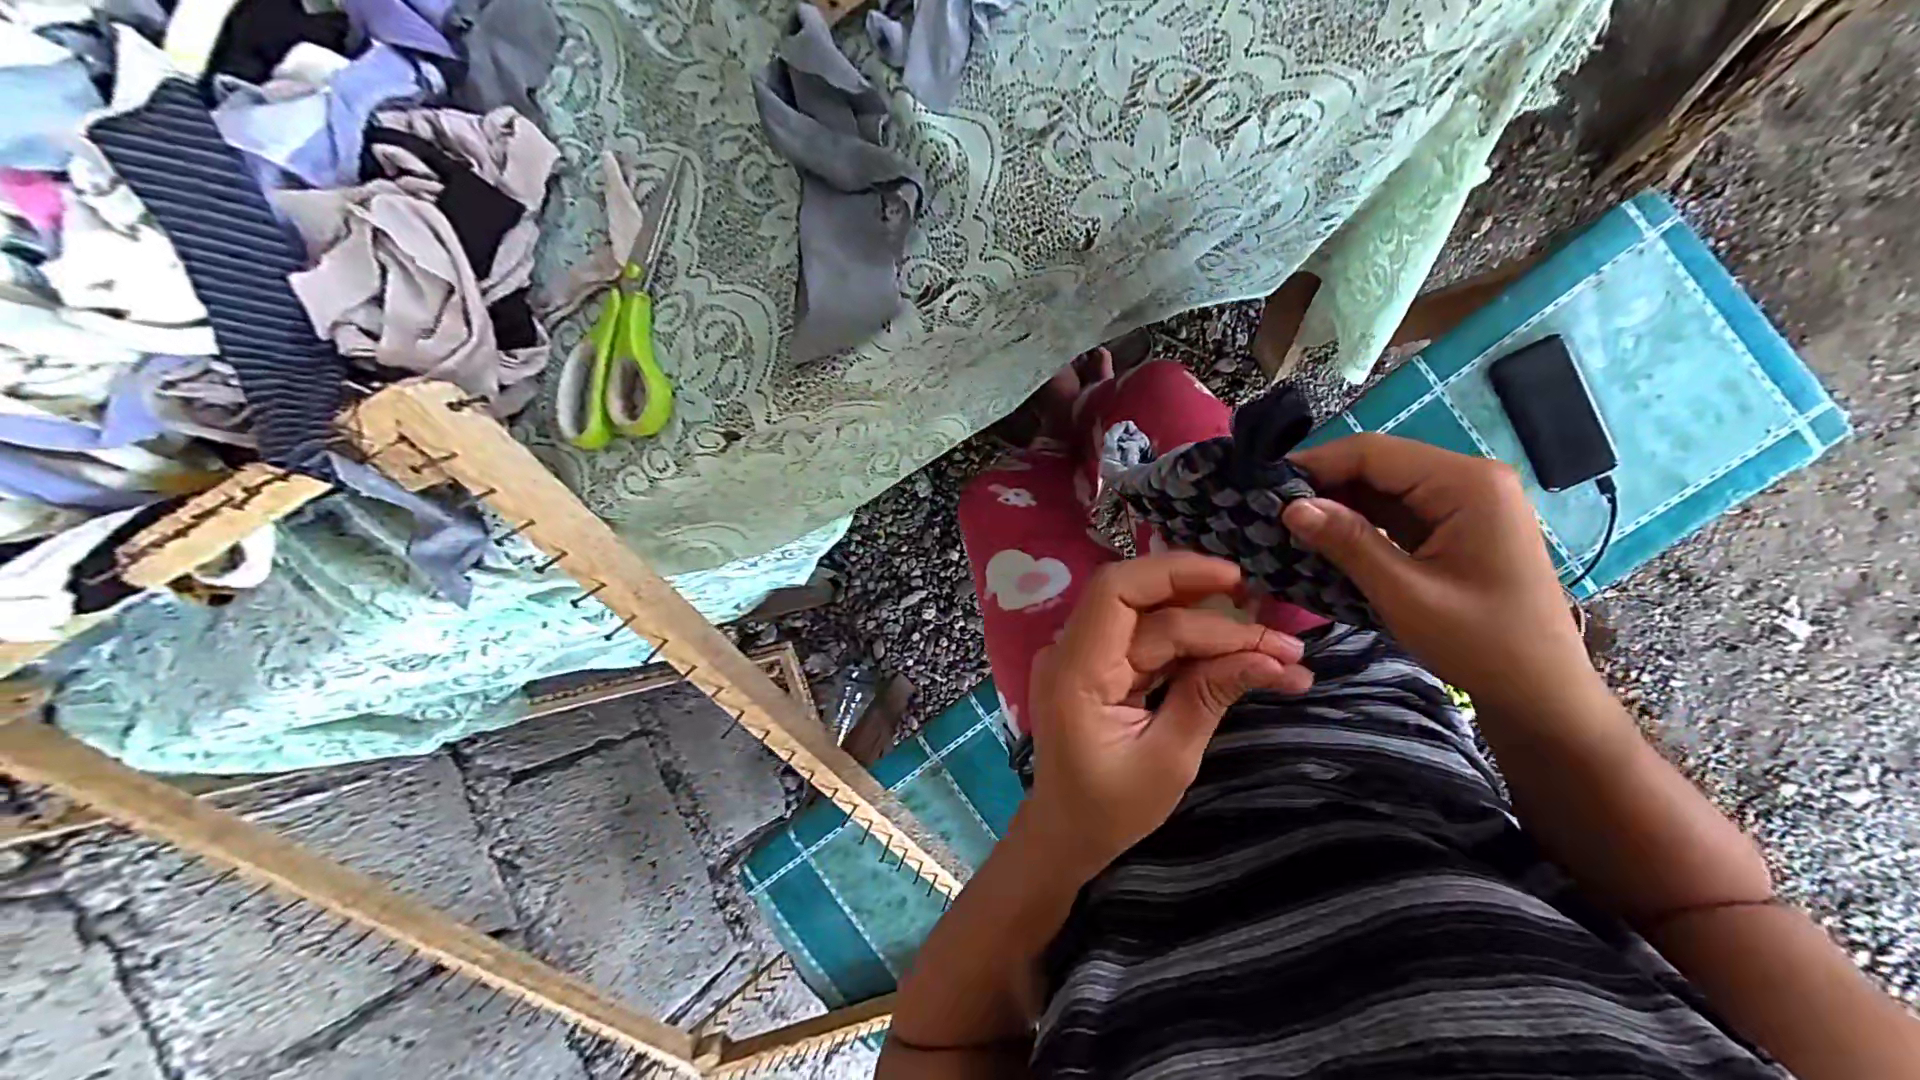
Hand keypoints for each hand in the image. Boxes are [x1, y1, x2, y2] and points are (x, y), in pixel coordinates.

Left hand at [1022, 554, 1311, 875]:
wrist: (1066, 834)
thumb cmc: (1109, 810)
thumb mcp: (1168, 760)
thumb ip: (1209, 697)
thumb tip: (1270, 657)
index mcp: (1075, 672)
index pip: (1116, 593)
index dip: (1174, 572)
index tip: (1237, 580)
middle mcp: (1072, 652)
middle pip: (1143, 605)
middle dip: (1213, 614)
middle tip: (1279, 636)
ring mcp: (1085, 658)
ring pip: (1153, 622)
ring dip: (1213, 631)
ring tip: (1275, 651)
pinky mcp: (1102, 668)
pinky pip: (1150, 644)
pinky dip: (1195, 648)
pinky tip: (1240, 656)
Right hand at [1283, 434, 1593, 707]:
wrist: (1541, 690)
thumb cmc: (1482, 643)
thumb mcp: (1405, 594)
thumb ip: (1348, 543)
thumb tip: (1290, 506)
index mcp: (1466, 484)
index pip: (1372, 452)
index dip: (1314, 465)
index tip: (1262, 488)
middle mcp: (1468, 479)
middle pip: (1376, 464)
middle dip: (1321, 485)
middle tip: (1268, 511)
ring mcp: (1462, 500)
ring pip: (1379, 486)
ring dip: (1335, 503)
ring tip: (1287, 525)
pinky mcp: (1453, 523)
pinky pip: (1393, 508)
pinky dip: (1356, 520)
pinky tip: (1323, 537)